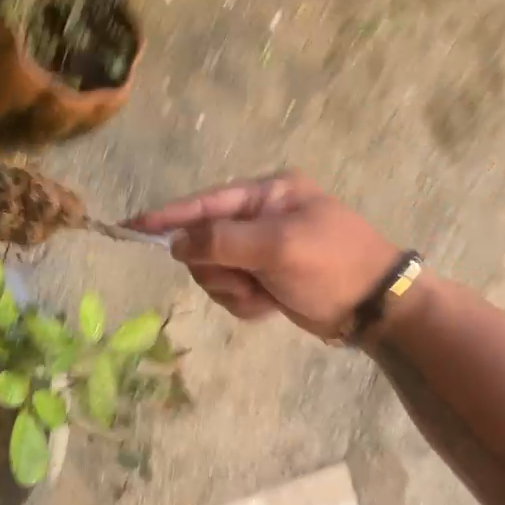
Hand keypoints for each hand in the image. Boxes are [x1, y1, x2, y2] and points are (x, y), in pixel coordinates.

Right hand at [124, 171, 403, 338]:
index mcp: (267, 195)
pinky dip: (242, 303)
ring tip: (263, 294)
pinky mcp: (260, 278)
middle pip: (200, 243)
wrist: (375, 309)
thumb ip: (221, 240)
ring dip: (231, 290)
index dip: (165, 217)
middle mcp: (258, 218)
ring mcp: (258, 250)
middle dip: (216, 268)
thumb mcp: (277, 246)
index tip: (129, 226)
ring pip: (209, 272)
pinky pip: (225, 291)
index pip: (202, 204)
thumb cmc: (333, 265)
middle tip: (244, 279)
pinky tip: (269, 303)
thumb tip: (174, 244)